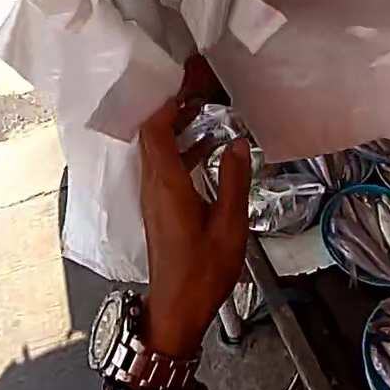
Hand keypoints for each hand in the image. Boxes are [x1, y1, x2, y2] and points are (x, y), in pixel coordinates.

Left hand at [137, 93, 250, 356]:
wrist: (177, 305)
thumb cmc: (203, 269)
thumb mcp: (229, 224)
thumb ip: (233, 181)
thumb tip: (238, 143)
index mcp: (166, 184)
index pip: (155, 131)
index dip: (166, 104)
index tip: (186, 83)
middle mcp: (152, 184)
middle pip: (152, 135)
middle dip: (172, 109)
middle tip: (199, 91)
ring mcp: (152, 195)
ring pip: (157, 150)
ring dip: (177, 129)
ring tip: (205, 111)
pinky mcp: (158, 205)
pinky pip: (163, 166)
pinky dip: (181, 151)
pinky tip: (207, 148)